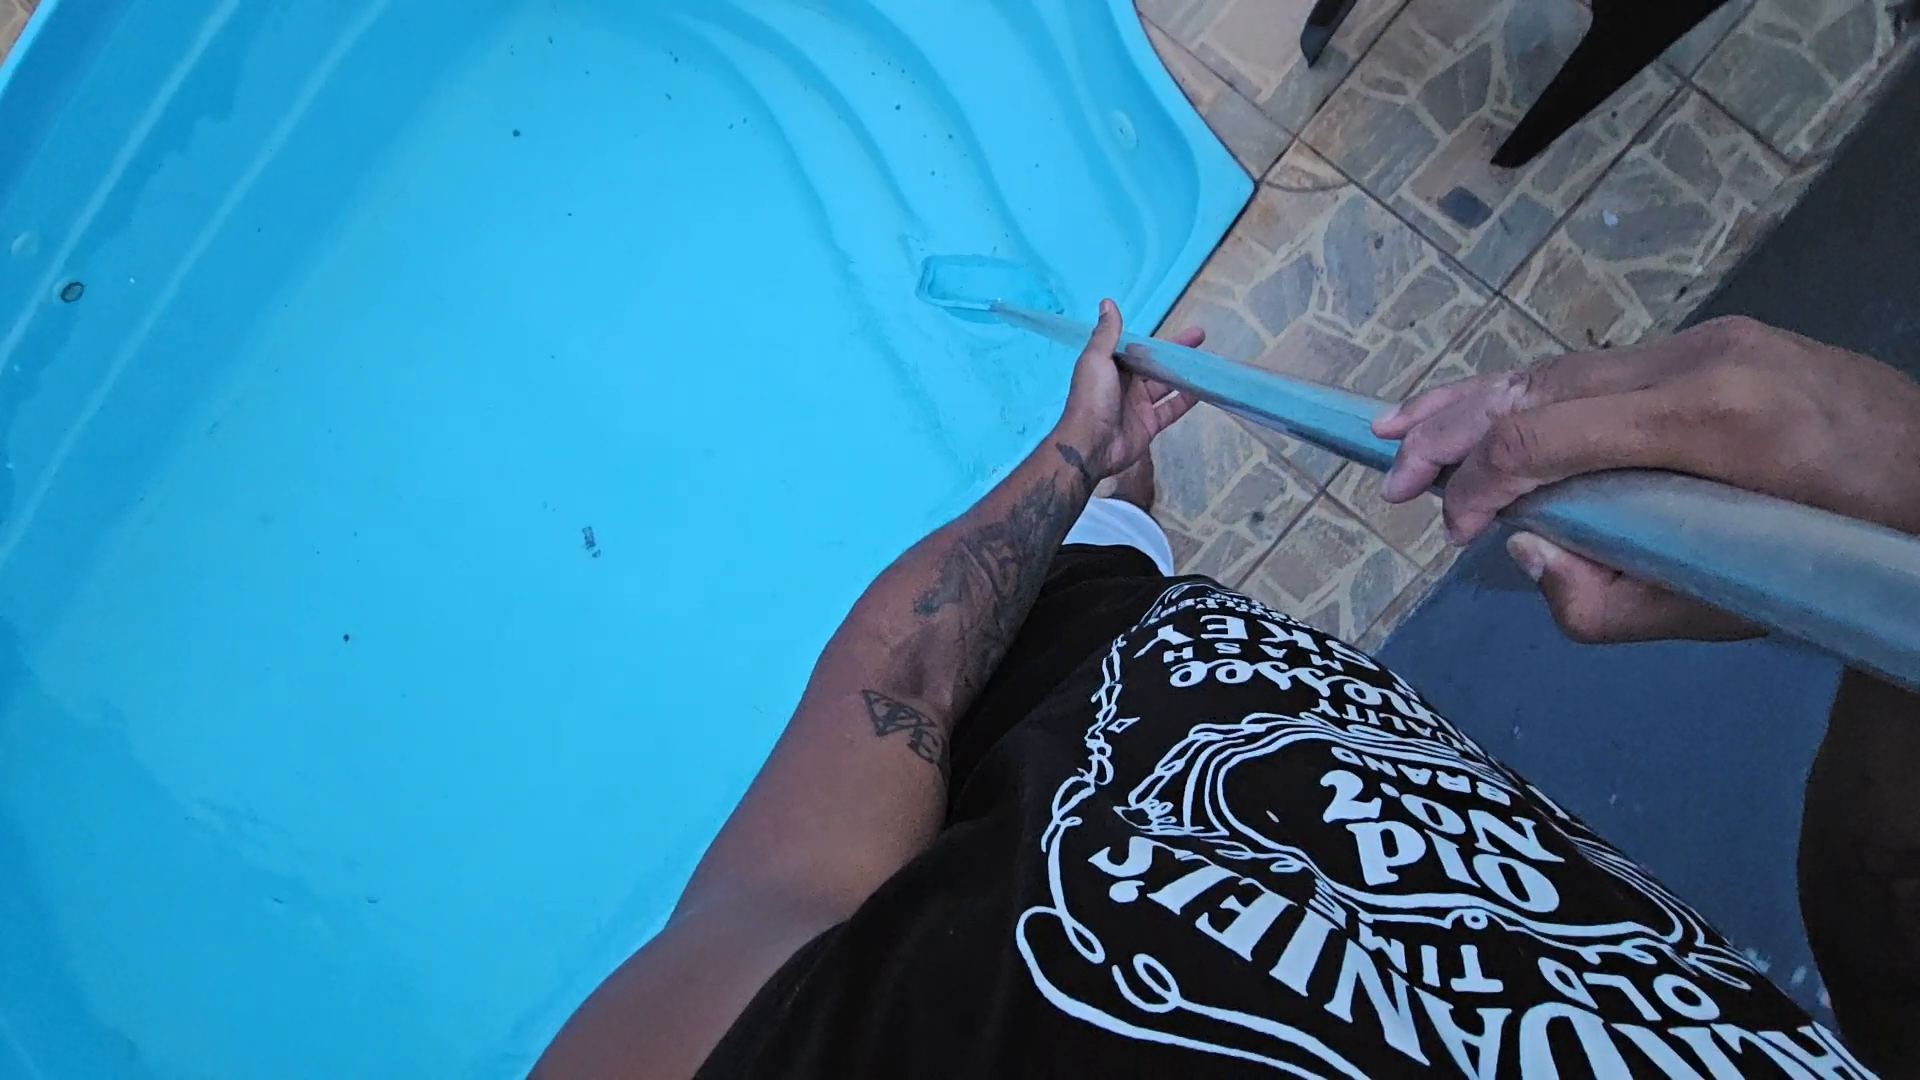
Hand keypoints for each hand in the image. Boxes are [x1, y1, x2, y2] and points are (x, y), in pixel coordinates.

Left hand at [1054, 299, 1202, 481]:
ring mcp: (1138, 405)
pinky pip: (1172, 409)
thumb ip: (1106, 333)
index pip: (1139, 348)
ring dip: (1186, 373)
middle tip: (1202, 337)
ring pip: (1166, 385)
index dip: (1158, 339)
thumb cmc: (1092, 398)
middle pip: (1155, 364)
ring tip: (1209, 361)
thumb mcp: (1096, 360)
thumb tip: (1107, 302)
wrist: (1091, 445)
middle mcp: (1125, 384)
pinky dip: (1188, 399)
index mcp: (1111, 367)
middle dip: (1177, 352)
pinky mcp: (1149, 425)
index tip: (1172, 326)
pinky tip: (1206, 388)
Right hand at [1372, 316, 1919, 643]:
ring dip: (1458, 405)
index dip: (1473, 484)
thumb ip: (1597, 602)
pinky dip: (1506, 392)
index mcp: (1705, 419)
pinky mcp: (1697, 342)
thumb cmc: (1835, 559)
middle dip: (1443, 440)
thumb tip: (1516, 546)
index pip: (1537, 437)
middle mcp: (1692, 359)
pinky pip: (1575, 371)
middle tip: (1393, 485)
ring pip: (1541, 371)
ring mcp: (1696, 340)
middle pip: (1524, 393)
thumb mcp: (1713, 613)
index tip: (1454, 532)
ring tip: (1393, 432)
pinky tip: (1459, 403)